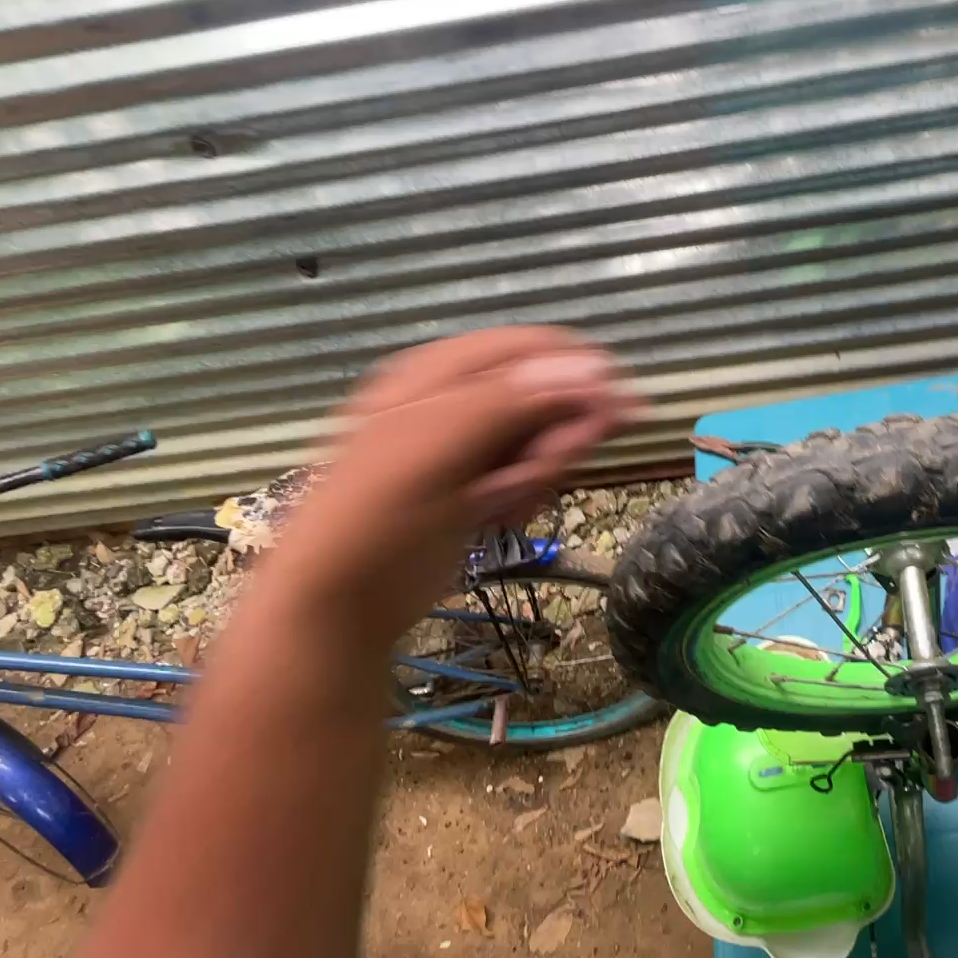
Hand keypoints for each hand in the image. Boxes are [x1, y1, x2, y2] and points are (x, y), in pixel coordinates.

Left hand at [253, 327, 632, 647]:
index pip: (531, 349)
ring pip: (544, 436)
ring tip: (504, 503)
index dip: (580, 373)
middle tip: (537, 475)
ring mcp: (471, 442)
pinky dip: (527, 492)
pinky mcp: (481, 481)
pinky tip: (502, 515)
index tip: (620, 413)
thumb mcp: (431, 450)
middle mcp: (458, 397)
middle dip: (554, 436)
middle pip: (545, 393)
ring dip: (539, 471)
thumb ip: (507, 403)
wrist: (338, 608)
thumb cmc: (373, 520)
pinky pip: (531, 471)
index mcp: (437, 372)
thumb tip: (594, 370)